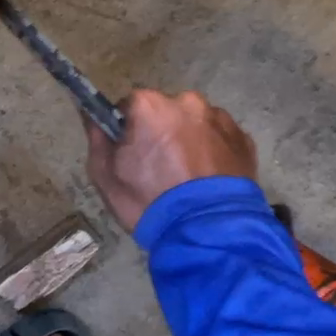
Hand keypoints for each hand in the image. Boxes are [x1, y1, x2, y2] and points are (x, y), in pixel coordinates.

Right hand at [85, 90, 257, 230]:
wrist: (208, 232)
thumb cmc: (149, 201)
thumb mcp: (104, 175)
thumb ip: (97, 138)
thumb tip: (91, 114)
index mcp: (150, 105)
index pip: (129, 106)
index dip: (127, 130)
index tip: (131, 155)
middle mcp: (187, 102)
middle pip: (165, 111)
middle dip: (160, 131)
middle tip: (160, 168)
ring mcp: (220, 119)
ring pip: (194, 123)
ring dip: (188, 140)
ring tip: (188, 178)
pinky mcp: (244, 139)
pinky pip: (219, 139)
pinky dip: (213, 152)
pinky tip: (208, 180)